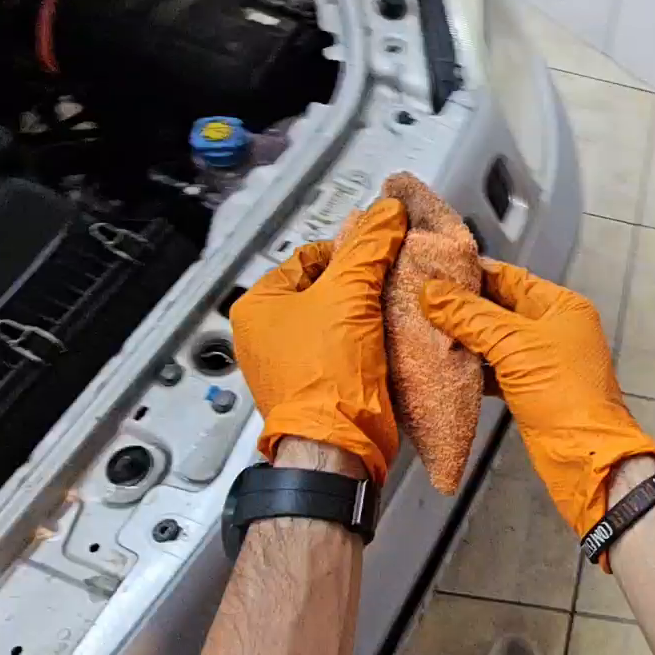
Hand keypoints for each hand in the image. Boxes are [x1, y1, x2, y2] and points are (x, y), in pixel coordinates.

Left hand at [231, 198, 407, 483]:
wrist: (340, 442)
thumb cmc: (326, 375)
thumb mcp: (350, 294)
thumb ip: (370, 248)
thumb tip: (389, 212)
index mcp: (258, 307)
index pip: (310, 256)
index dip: (349, 251)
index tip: (380, 254)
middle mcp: (269, 334)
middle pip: (328, 287)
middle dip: (363, 283)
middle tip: (391, 279)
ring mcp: (295, 362)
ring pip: (342, 318)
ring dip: (371, 311)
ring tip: (396, 306)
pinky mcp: (323, 383)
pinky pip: (351, 346)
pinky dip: (373, 338)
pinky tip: (394, 334)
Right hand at [421, 260, 654, 539]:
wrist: (583, 455)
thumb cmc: (563, 392)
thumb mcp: (514, 345)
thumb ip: (471, 316)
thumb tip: (431, 292)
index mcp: (561, 306)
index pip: (510, 277)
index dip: (472, 271)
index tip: (433, 268)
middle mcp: (554, 327)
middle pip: (500, 306)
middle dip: (461, 304)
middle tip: (417, 297)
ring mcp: (542, 358)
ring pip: (494, 337)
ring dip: (463, 334)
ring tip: (421, 325)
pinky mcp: (529, 386)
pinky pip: (494, 366)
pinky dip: (471, 364)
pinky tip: (442, 361)